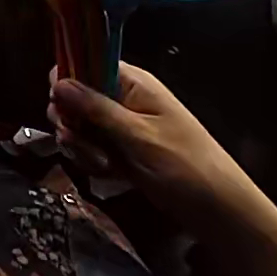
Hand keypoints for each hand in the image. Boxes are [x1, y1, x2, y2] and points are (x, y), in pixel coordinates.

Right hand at [49, 62, 276, 275]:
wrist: (219, 213)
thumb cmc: (185, 167)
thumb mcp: (138, 137)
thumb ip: (96, 109)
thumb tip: (56, 81)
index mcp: (132, 82)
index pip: (84, 63)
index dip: (66, 82)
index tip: (64, 109)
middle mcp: (121, 97)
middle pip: (73, 96)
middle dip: (70, 121)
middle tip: (79, 143)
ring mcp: (119, 124)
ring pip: (77, 123)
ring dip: (80, 145)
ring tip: (101, 164)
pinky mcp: (118, 148)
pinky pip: (88, 145)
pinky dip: (90, 159)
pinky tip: (106, 173)